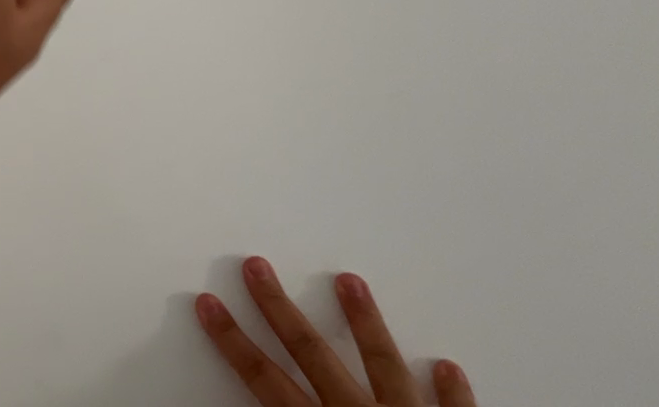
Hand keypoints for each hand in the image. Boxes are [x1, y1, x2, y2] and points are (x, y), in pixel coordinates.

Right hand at [197, 257, 475, 406]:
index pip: (264, 380)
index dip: (232, 341)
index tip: (209, 305)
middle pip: (311, 354)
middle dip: (279, 308)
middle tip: (258, 268)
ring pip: (383, 364)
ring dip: (364, 322)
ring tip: (351, 281)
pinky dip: (450, 391)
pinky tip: (446, 368)